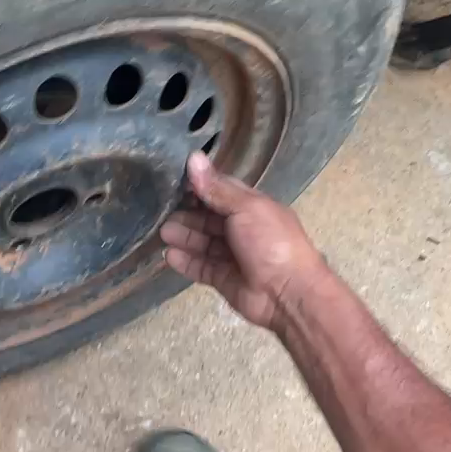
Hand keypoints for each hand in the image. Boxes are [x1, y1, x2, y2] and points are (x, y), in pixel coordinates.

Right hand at [161, 152, 331, 329]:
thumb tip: (193, 158)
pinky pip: (200, 267)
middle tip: (163, 213)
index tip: (174, 182)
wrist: (287, 293)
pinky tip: (169, 256)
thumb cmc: (271, 243)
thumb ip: (217, 188)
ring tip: (163, 233)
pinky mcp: (223, 278)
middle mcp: (242, 229)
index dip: (199, 186)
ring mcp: (232, 256)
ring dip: (183, 237)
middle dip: (187, 215)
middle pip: (208, 218)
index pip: (221, 191)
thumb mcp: (246, 208)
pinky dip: (185, 261)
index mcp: (252, 207)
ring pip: (202, 243)